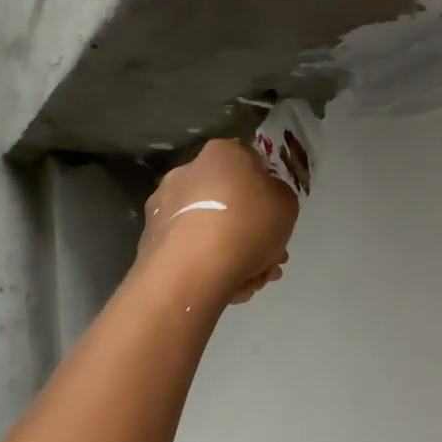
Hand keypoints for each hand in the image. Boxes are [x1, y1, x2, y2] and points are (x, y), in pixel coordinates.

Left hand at [137, 138, 299, 304]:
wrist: (194, 267)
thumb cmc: (247, 225)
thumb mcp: (287, 206)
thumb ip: (280, 198)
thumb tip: (266, 202)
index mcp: (222, 154)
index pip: (252, 165)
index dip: (270, 197)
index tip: (279, 226)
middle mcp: (188, 171)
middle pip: (231, 204)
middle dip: (254, 235)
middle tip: (270, 262)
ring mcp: (167, 205)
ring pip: (213, 231)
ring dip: (236, 255)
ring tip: (253, 282)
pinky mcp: (154, 239)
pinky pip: (194, 251)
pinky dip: (212, 266)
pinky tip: (229, 287)